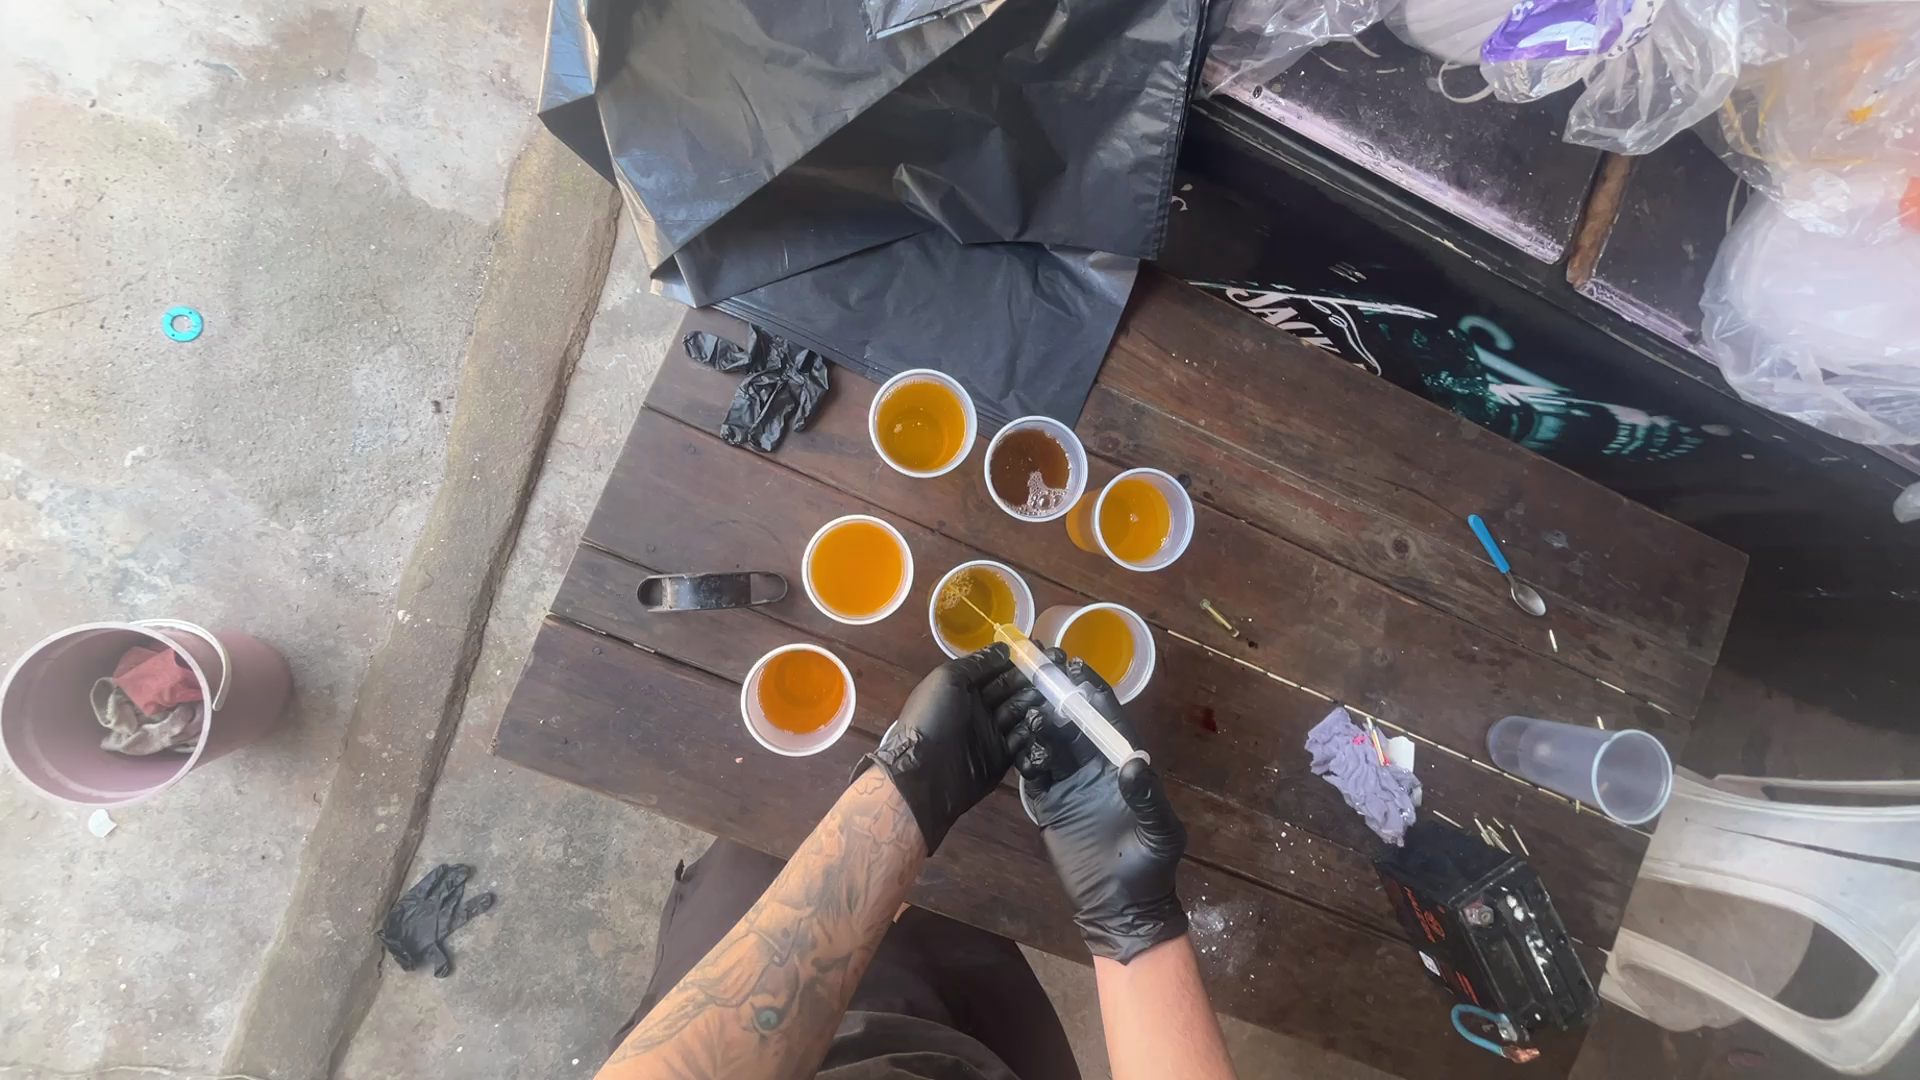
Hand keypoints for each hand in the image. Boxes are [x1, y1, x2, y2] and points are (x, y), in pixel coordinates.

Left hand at [857, 643, 1041, 854]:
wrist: (924, 775)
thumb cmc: (932, 718)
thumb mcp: (947, 679)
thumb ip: (977, 663)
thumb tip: (1004, 648)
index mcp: (964, 685)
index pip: (998, 667)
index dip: (1019, 659)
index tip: (1044, 651)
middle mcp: (979, 706)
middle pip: (1013, 688)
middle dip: (1033, 680)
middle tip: (1057, 675)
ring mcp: (991, 732)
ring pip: (1021, 712)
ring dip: (1035, 704)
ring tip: (1050, 699)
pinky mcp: (1001, 757)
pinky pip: (1022, 741)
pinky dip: (1032, 732)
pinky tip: (1041, 724)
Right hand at [1009, 654, 1187, 963]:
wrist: (1119, 910)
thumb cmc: (1149, 867)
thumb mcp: (1159, 832)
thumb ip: (1148, 796)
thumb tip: (1133, 761)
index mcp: (1121, 762)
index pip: (1106, 716)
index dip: (1092, 690)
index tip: (1074, 664)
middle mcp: (1092, 765)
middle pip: (1073, 720)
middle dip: (1058, 693)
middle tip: (1038, 669)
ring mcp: (1067, 782)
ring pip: (1048, 739)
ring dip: (1037, 720)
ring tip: (1026, 705)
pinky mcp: (1046, 803)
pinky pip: (1031, 770)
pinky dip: (1024, 753)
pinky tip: (1016, 741)